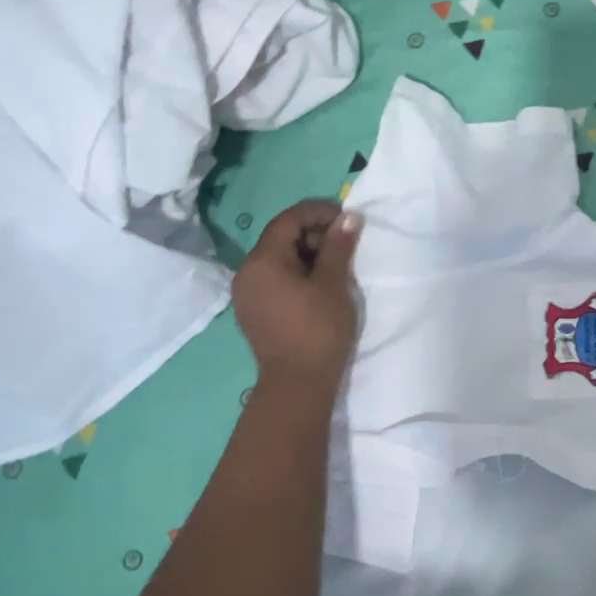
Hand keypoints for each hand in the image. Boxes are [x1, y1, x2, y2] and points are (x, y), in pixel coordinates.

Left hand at [232, 199, 363, 388]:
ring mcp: (246, 293)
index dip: (318, 212)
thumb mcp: (333, 284)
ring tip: (337, 266)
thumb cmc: (318, 329)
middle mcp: (247, 272)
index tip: (347, 218)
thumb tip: (348, 217)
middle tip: (346, 244)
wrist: (297, 383)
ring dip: (307, 254)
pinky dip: (297, 273)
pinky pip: (274, 278)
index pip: (288, 220)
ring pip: (277, 259)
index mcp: (262, 261)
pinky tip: (319, 286)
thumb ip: (338, 247)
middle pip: (280, 237)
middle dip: (314, 233)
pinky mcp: (253, 311)